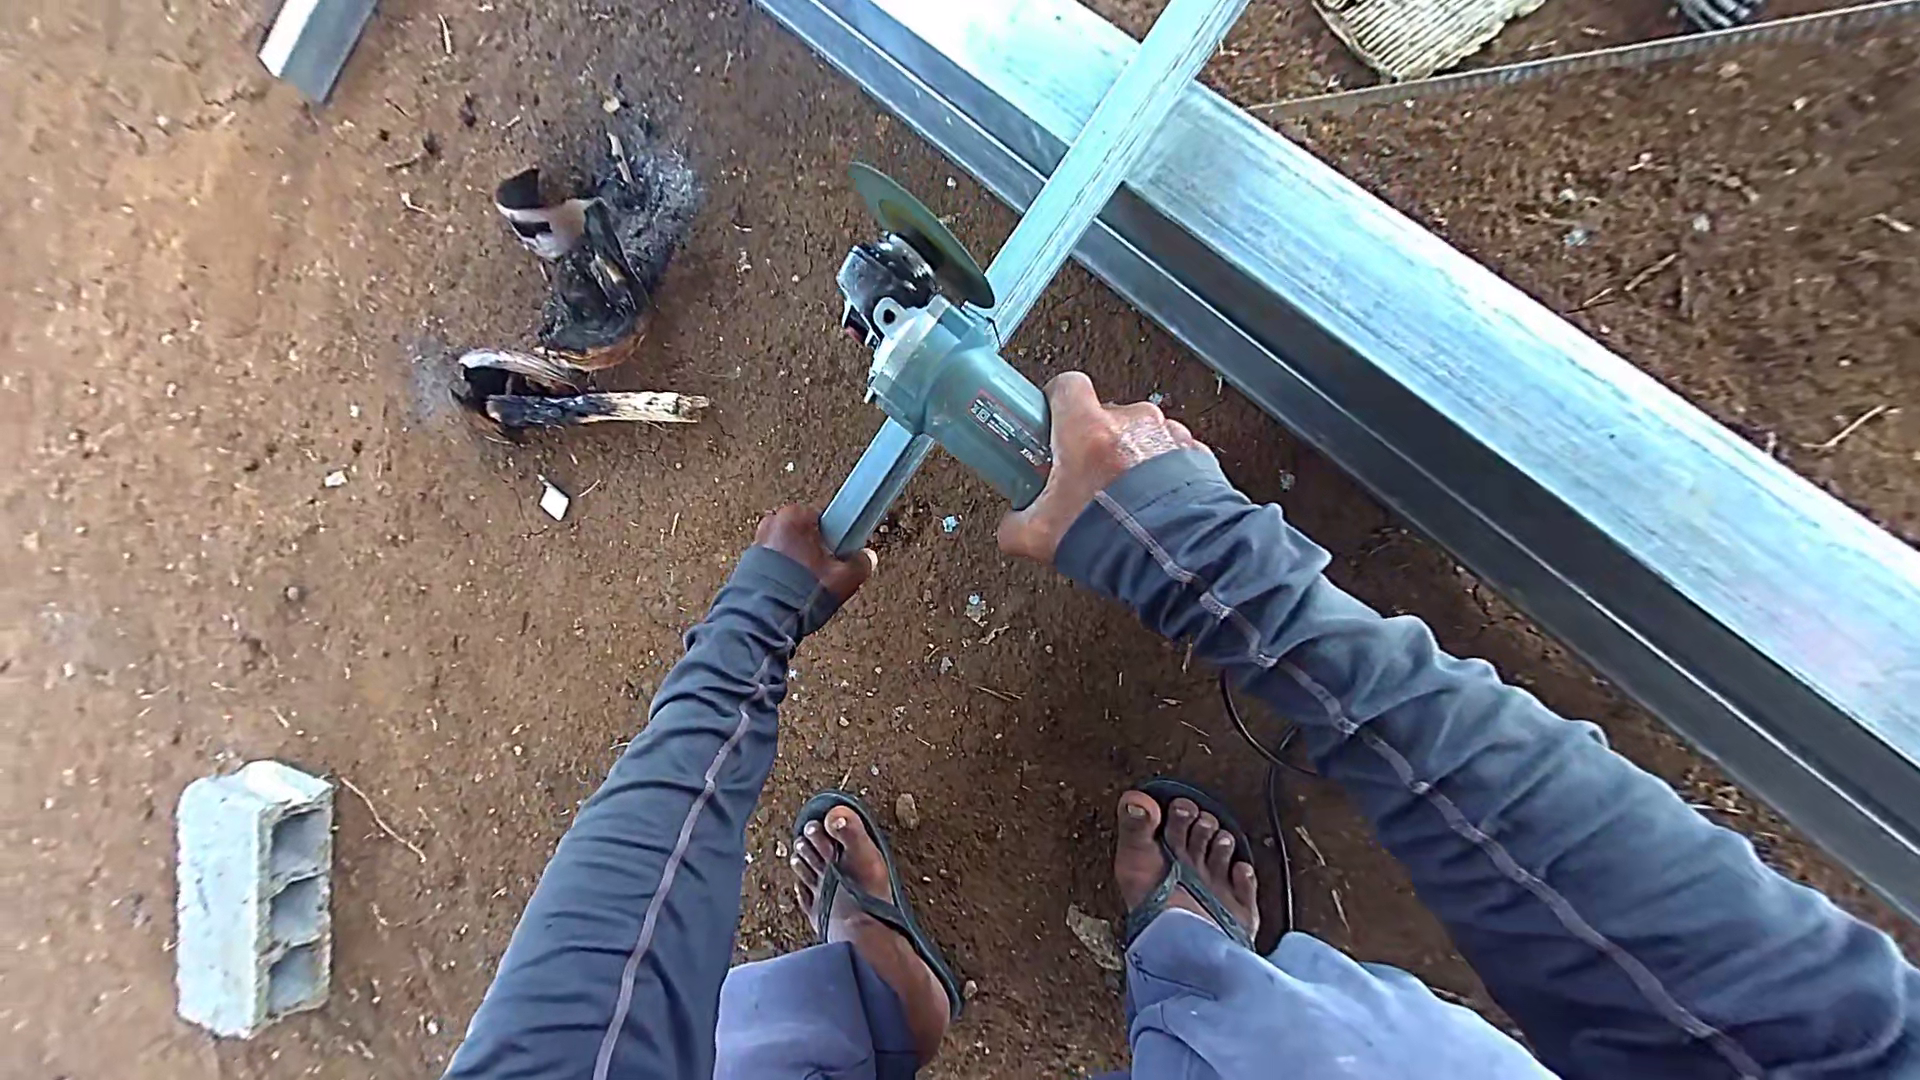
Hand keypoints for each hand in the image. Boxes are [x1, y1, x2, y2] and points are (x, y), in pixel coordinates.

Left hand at [754, 505, 875, 602]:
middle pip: (805, 534)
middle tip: (824, 573)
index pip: (825, 519)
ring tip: (807, 586)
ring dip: (798, 563)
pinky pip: (773, 564)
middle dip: (815, 551)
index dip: (836, 539)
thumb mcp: (843, 578)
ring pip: (789, 549)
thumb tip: (867, 558)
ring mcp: (757, 542)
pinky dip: (782, 574)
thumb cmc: (799, 592)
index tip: (840, 554)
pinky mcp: (747, 562)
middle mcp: (772, 523)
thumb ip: (860, 564)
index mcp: (795, 516)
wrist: (762, 618)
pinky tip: (792, 592)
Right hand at [997, 372, 1211, 563]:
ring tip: (1121, 497)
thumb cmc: (1115, 538)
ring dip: (1126, 457)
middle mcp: (1131, 421)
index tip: (1049, 424)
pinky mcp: (1194, 454)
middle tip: (1082, 478)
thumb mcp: (1041, 537)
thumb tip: (1010, 526)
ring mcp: (1167, 434)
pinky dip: (1158, 471)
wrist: (1177, 559)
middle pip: (1102, 415)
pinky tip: (1150, 503)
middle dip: (1090, 442)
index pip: (1065, 386)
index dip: (1055, 402)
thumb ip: (1015, 526)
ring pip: (1137, 434)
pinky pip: (1168, 452)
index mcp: (1088, 429)